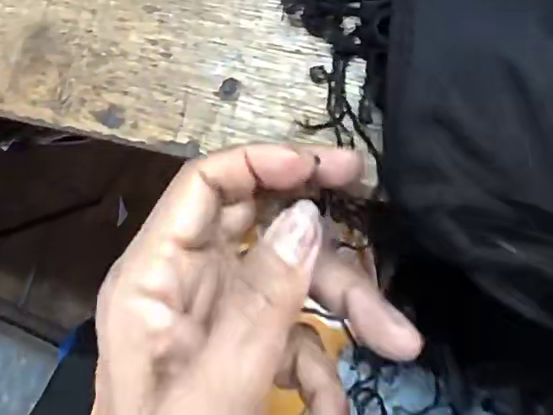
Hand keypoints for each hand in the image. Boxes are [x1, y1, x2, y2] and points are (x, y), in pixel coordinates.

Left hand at [93, 144, 423, 414]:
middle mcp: (186, 283)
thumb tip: (307, 216)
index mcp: (155, 274)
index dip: (263, 161)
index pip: (205, 183)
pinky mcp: (242, 356)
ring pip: (287, 277)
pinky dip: (321, 364)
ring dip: (344, 304)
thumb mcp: (214, 392)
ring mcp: (216, 319)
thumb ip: (260, 304)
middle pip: (257, 221)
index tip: (324, 166)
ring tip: (397, 338)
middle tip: (367, 188)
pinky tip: (333, 406)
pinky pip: (291, 334)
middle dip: (318, 219)